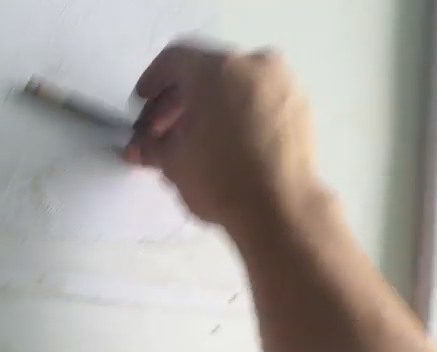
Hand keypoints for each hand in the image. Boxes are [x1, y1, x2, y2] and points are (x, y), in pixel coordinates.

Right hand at [123, 42, 323, 232]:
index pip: (174, 60)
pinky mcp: (297, 102)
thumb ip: (150, 147)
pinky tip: (220, 145)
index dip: (151, 82)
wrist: (278, 206)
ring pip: (231, 86)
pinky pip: (255, 98)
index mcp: (217, 72)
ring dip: (204, 110)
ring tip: (187, 144)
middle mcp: (252, 65)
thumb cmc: (220, 182)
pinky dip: (232, 114)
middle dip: (175, 104)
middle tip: (158, 134)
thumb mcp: (173, 165)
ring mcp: (280, 81)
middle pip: (203, 73)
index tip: (140, 106)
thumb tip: (139, 147)